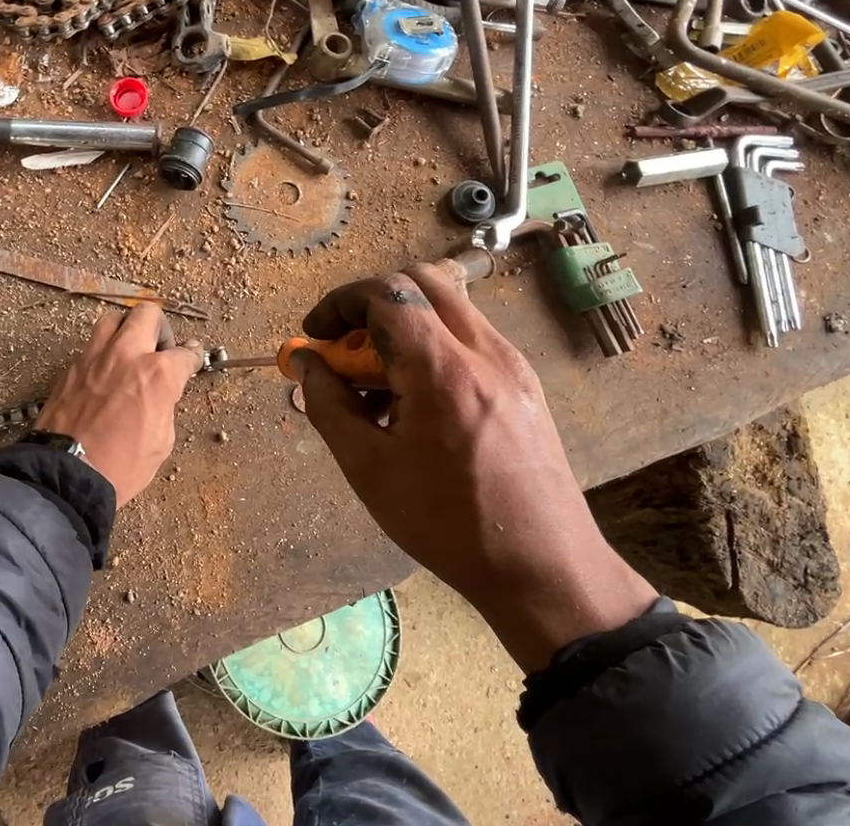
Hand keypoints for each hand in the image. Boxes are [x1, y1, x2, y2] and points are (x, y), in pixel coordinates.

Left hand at [35, 304, 201, 506]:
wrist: (67, 474)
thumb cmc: (120, 465)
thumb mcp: (161, 441)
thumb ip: (165, 405)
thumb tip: (161, 393)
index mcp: (157, 374)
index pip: (184, 352)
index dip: (192, 357)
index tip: (191, 358)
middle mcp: (126, 354)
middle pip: (147, 314)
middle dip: (159, 327)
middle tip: (160, 349)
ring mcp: (94, 357)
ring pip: (113, 320)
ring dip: (125, 330)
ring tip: (129, 352)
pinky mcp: (71, 368)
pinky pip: (91, 345)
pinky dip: (103, 351)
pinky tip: (106, 372)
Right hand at [297, 264, 655, 672]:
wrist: (544, 568)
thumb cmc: (445, 523)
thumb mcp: (368, 468)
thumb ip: (328, 405)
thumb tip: (305, 363)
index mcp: (442, 371)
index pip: (387, 294)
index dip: (339, 303)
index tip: (315, 336)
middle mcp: (484, 351)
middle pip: (421, 280)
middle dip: (371, 303)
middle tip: (345, 348)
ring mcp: (512, 364)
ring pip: (447, 305)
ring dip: (401, 324)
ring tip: (375, 383)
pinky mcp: (524, 384)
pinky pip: (468, 337)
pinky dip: (430, 345)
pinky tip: (413, 401)